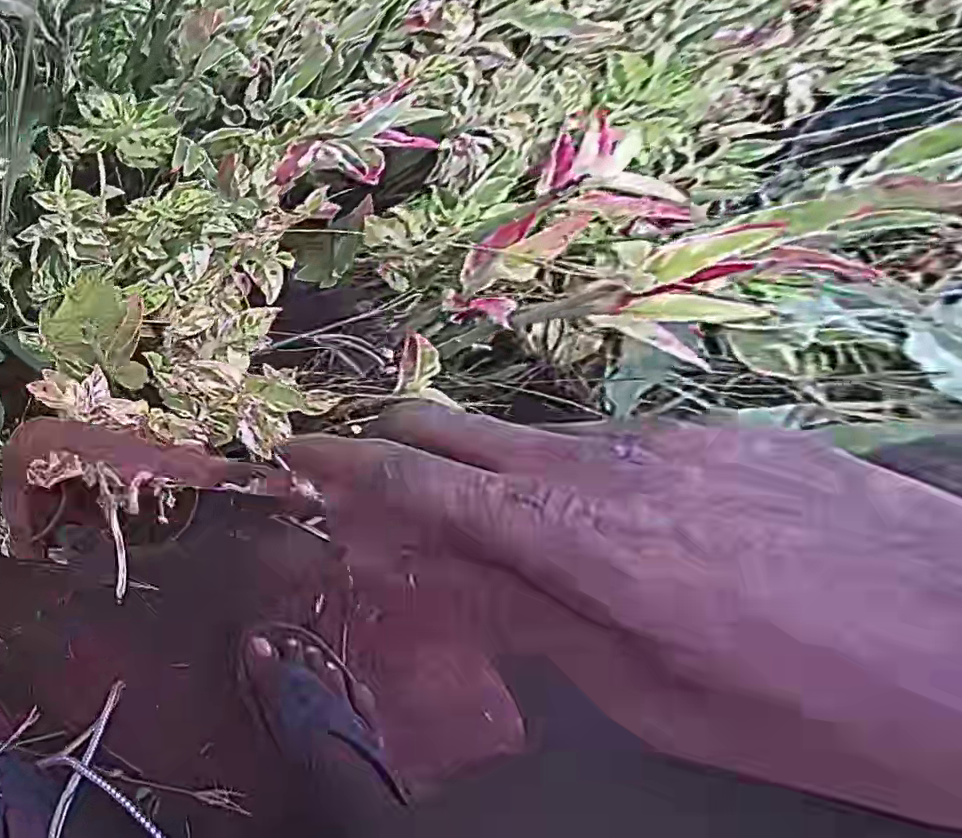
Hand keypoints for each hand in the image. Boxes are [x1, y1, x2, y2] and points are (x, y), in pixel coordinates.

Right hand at [282, 405, 961, 826]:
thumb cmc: (837, 708)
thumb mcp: (656, 696)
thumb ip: (528, 619)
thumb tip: (440, 575)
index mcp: (563, 533)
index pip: (408, 476)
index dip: (337, 461)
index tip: (292, 453)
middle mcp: (588, 462)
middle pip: (439, 422)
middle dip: (383, 441)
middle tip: (369, 480)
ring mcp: (652, 435)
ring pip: (514, 433)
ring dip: (480, 469)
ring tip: (517, 529)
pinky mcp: (709, 429)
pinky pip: (599, 441)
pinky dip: (567, 474)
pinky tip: (633, 527)